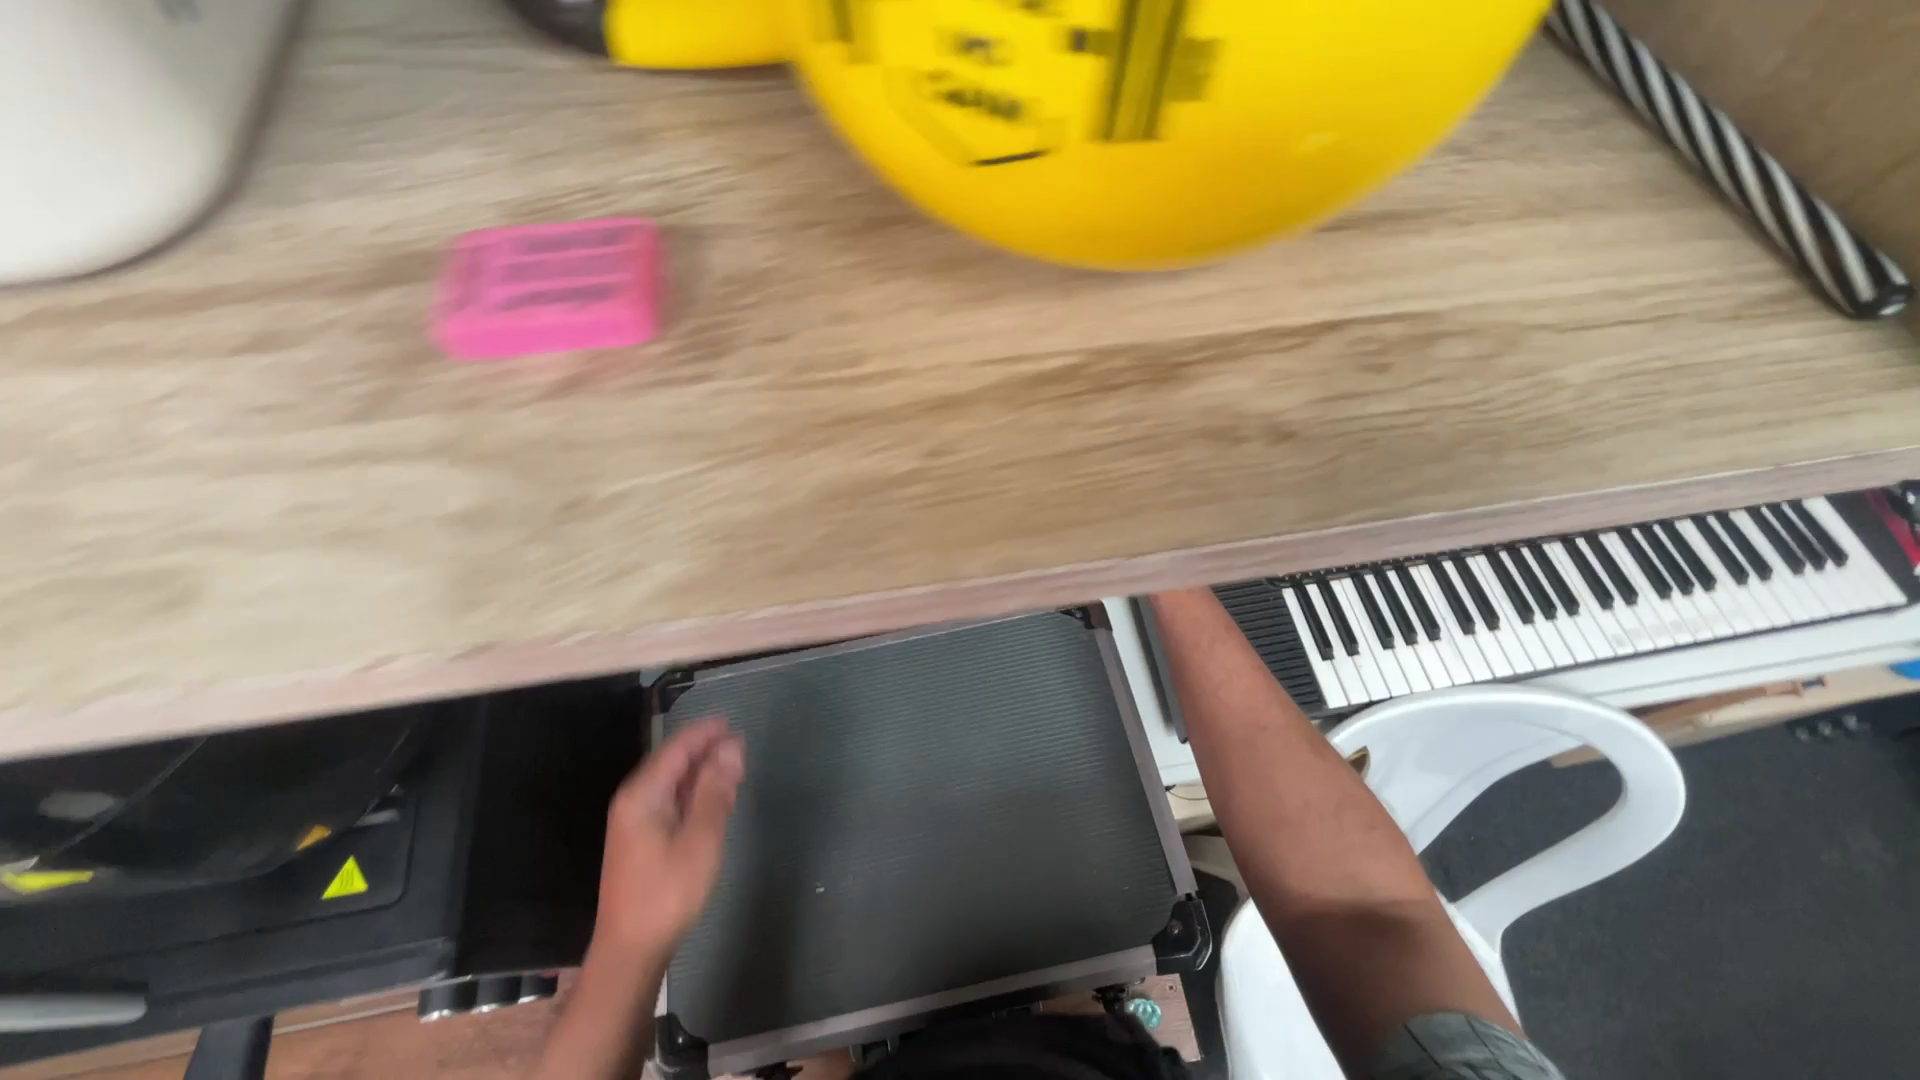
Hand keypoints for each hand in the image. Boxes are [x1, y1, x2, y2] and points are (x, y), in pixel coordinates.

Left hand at [592, 716, 745, 962]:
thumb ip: (716, 790)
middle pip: (672, 763)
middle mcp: (633, 802)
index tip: (733, 722)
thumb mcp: (701, 839)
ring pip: (672, 784)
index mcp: (642, 795)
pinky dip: (694, 794)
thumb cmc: (668, 892)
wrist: (631, 949)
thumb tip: (731, 748)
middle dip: (705, 751)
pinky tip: (713, 800)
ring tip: (734, 767)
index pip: (676, 749)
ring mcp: (635, 823)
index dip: (704, 733)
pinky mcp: (641, 842)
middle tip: (740, 747)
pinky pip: (670, 803)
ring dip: (702, 773)